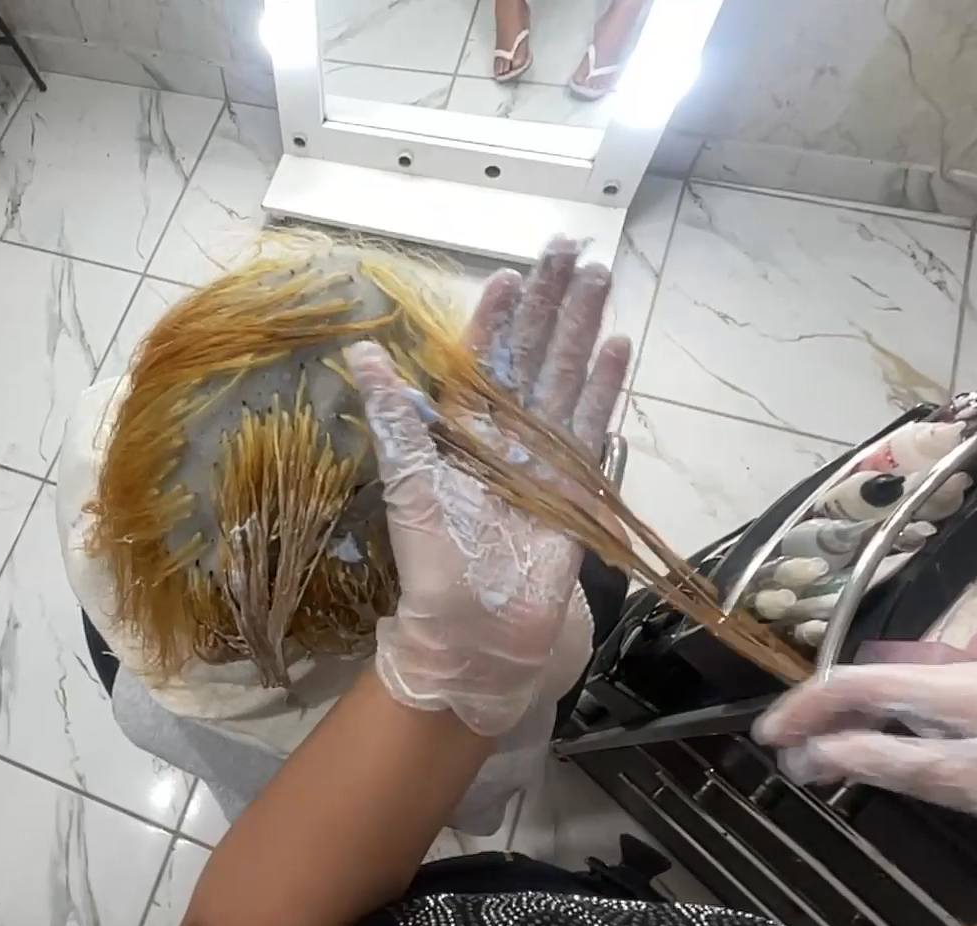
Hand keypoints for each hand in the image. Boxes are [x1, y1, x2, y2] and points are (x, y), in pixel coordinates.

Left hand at [345, 238, 624, 735]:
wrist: (476, 623)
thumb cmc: (434, 554)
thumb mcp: (407, 476)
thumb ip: (394, 413)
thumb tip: (361, 352)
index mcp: (458, 432)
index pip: (479, 362)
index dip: (493, 321)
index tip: (507, 276)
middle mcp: (502, 436)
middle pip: (529, 358)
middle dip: (548, 306)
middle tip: (568, 251)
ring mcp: (543, 456)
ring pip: (563, 380)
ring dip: (580, 330)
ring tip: (598, 278)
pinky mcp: (576, 483)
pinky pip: (590, 425)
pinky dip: (603, 387)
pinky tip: (616, 346)